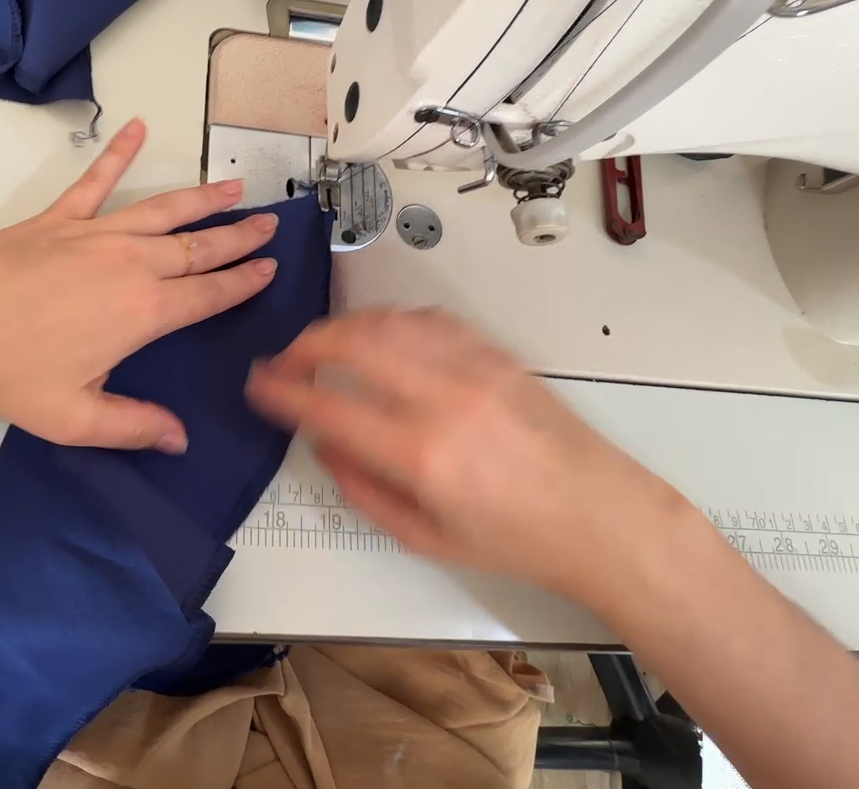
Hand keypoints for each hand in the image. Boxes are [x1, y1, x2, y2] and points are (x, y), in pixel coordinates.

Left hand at [0, 118, 277, 451]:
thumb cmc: (9, 375)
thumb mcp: (76, 417)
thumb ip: (134, 426)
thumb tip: (179, 441)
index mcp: (145, 311)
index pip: (209, 294)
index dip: (243, 282)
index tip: (269, 268)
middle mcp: (132, 263)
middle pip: (198, 248)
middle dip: (238, 238)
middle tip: (269, 225)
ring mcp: (96, 234)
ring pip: (164, 210)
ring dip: (203, 199)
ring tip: (235, 188)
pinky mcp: (59, 217)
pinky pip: (97, 180)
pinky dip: (120, 153)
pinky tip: (138, 128)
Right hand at [245, 308, 701, 605]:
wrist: (599, 515)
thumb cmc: (514, 539)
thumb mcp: (425, 537)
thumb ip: (363, 489)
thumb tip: (324, 444)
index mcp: (420, 453)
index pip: (327, 405)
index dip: (281, 391)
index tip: (259, 384)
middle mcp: (442, 398)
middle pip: (351, 342)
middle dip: (304, 344)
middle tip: (285, 358)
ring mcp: (472, 368)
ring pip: (387, 320)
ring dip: (344, 326)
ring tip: (325, 343)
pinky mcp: (495, 354)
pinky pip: (428, 319)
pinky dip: (390, 320)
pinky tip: (380, 334)